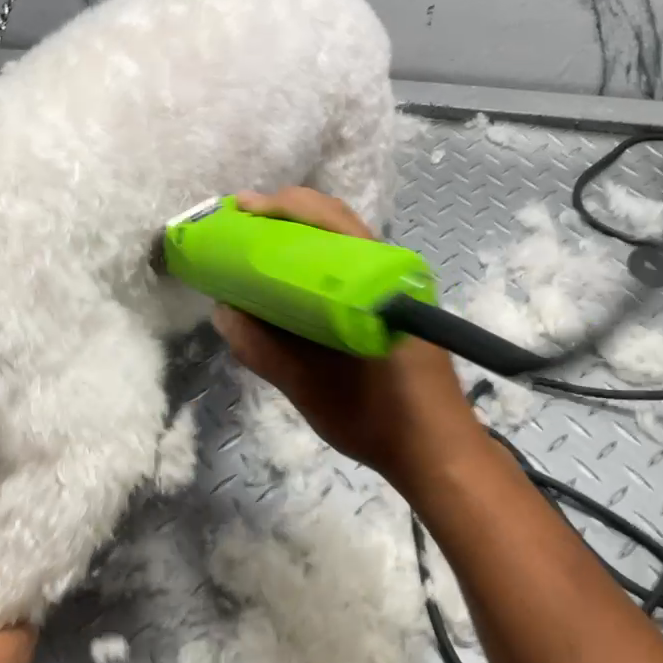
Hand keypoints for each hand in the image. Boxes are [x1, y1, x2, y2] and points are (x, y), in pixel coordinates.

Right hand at [212, 187, 487, 490]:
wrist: (439, 454)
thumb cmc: (378, 420)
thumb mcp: (310, 388)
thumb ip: (264, 350)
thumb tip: (223, 311)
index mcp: (376, 280)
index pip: (328, 219)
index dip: (282, 208)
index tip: (240, 211)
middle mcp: (389, 271)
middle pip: (334, 219)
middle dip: (285, 212)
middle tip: (240, 218)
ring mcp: (394, 286)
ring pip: (341, 239)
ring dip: (299, 233)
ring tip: (255, 239)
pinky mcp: (392, 305)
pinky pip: (347, 264)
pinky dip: (313, 259)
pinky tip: (287, 276)